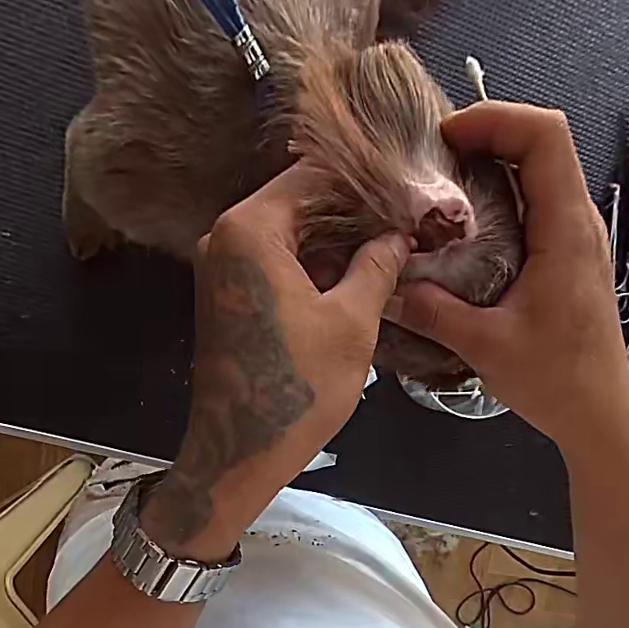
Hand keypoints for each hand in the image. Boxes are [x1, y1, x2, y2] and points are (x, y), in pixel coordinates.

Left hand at [142, 165, 408, 561]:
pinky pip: (274, 265)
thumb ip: (376, 265)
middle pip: (299, 203)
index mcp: (249, 230)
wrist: (240, 453)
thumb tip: (397, 235)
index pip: (314, 174)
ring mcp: (221, 270)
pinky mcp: (227, 299)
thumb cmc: (298, 387)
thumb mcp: (351, 322)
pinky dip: (311, 267)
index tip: (407, 191)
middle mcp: (224, 239)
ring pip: (288, 236)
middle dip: (353, 211)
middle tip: (405, 220)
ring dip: (334, 241)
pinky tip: (354, 275)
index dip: (365, 181)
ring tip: (390, 246)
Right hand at [388, 103, 628, 454]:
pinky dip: (499, 202)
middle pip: (541, 147)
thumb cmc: (556, 378)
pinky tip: (463, 232)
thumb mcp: (485, 345)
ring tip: (441, 189)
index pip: (544, 138)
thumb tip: (387, 291)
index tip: (447, 136)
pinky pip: (534, 209)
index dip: (496, 119)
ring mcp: (574, 240)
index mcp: (565, 230)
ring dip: (492, 170)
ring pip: (538, 177)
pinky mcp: (565, 260)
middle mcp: (577, 223)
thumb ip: (433, 313)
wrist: (597, 411)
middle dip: (486, 138)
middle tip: (433, 161)